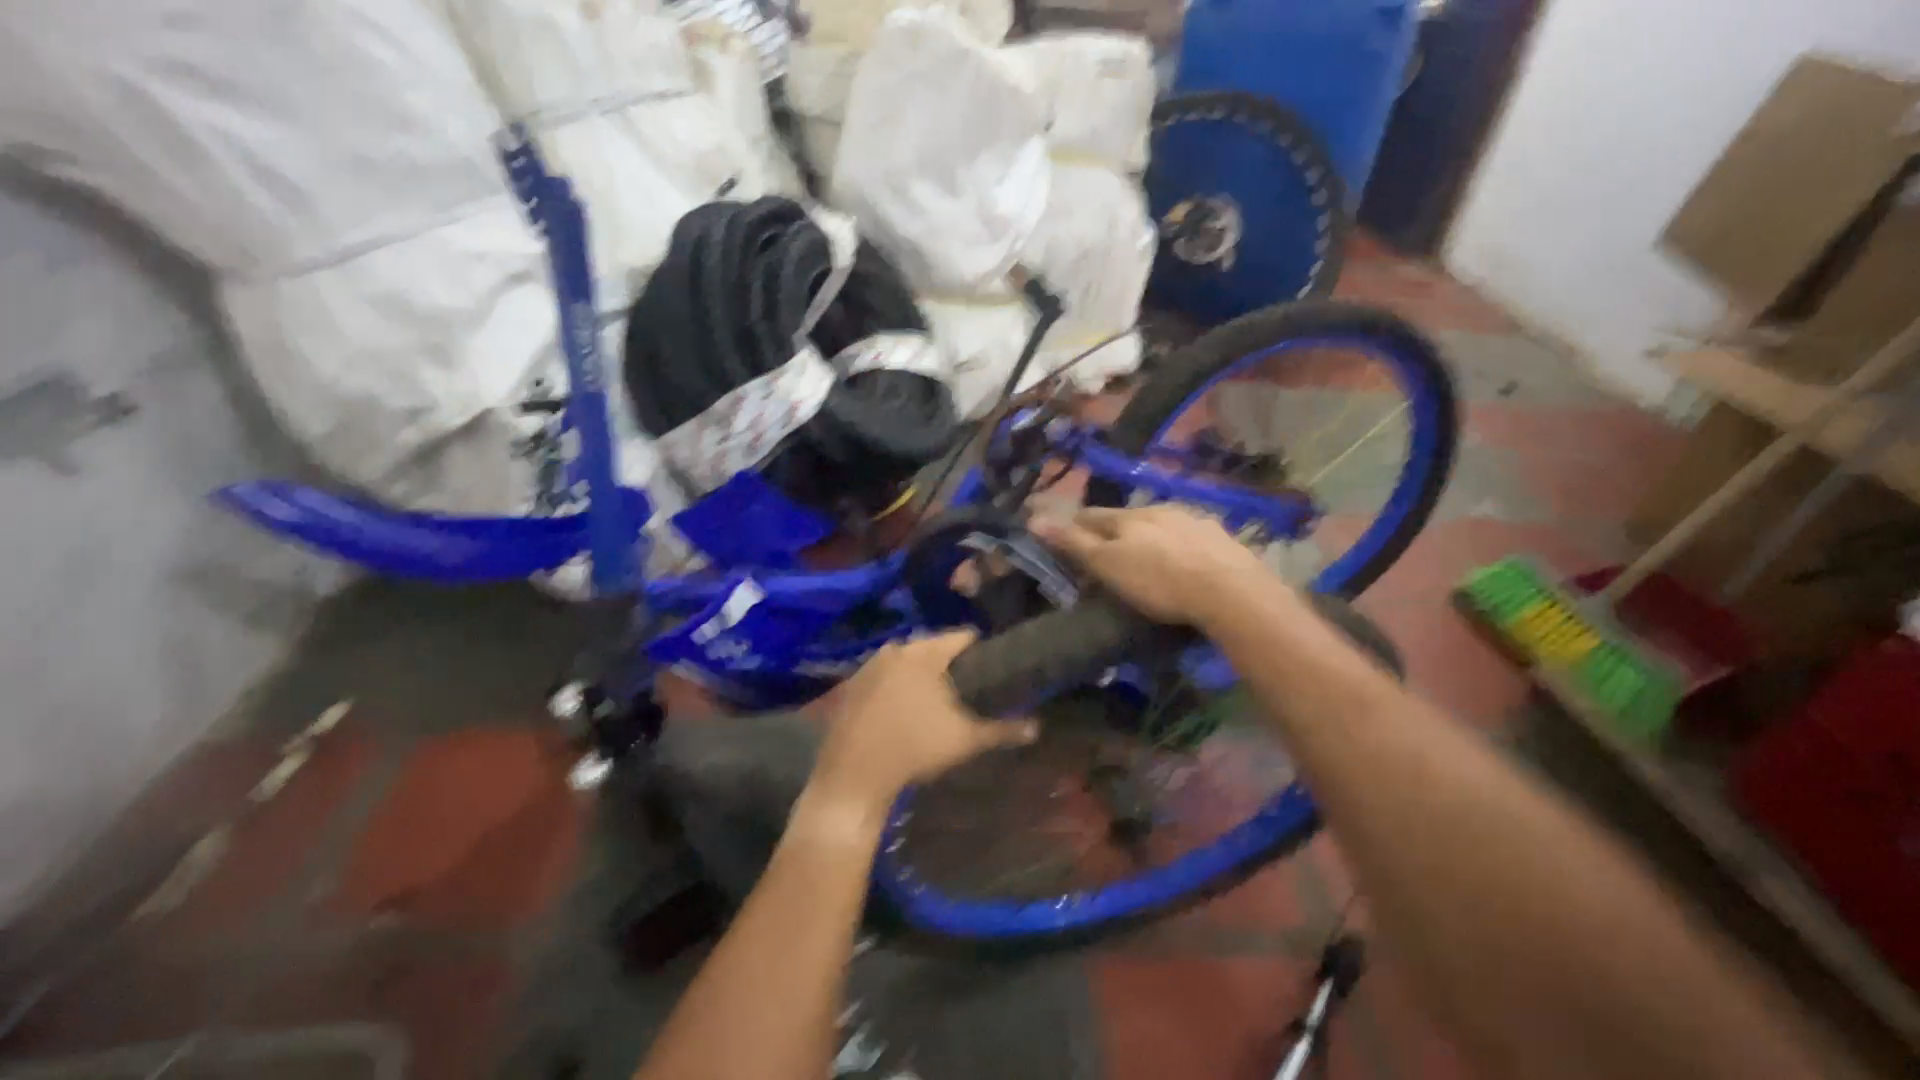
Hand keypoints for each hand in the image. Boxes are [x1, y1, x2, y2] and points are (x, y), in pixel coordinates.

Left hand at [809, 631, 1038, 824]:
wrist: (855, 774)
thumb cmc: (915, 749)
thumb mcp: (966, 740)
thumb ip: (1003, 729)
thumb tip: (1036, 727)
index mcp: (925, 653)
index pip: (962, 637)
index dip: (981, 649)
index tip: (992, 664)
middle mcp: (895, 649)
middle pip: (931, 647)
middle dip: (949, 662)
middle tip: (967, 685)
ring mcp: (868, 665)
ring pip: (905, 660)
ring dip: (920, 673)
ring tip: (935, 698)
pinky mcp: (850, 684)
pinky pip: (883, 675)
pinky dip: (895, 685)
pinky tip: (902, 708)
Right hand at [1031, 505, 1269, 626]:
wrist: (1231, 591)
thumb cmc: (1160, 581)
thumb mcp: (1109, 565)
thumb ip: (1074, 544)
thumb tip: (1034, 519)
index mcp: (1129, 517)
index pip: (1092, 516)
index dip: (1074, 525)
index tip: (1063, 537)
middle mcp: (1160, 510)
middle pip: (1127, 518)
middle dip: (1113, 530)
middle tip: (1105, 553)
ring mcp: (1194, 521)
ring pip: (1161, 525)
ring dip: (1149, 536)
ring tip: (1147, 557)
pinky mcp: (1221, 539)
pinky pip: (1191, 538)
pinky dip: (1180, 547)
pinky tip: (1185, 561)